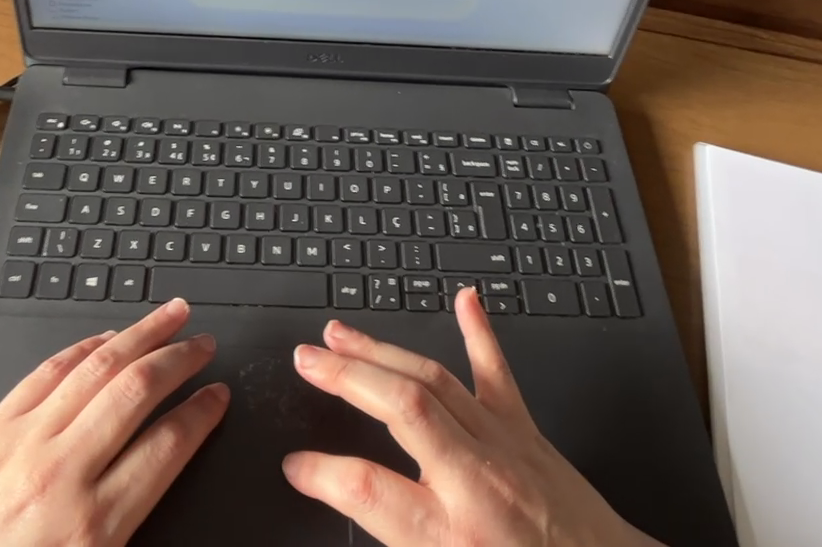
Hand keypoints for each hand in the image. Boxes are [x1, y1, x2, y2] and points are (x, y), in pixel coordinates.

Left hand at [0, 298, 227, 546]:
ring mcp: (22, 443)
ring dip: (141, 334)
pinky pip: (46, 372)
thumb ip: (128, 524)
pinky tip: (106, 338)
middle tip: (205, 343)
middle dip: (180, 359)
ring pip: (97, 367)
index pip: (168, 446)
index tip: (218, 395)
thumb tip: (163, 476)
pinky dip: (82, 348)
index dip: (201, 413)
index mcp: (93, 528)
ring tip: (170, 315)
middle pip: (137, 391)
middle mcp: (61, 474)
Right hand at [283, 288, 665, 546]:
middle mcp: (479, 481)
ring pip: (435, 380)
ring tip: (341, 333)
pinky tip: (466, 300)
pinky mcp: (526, 430)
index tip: (295, 462)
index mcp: (455, 535)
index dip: (323, 472)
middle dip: (346, 376)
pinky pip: (499, 373)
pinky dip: (479, 332)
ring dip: (382, 350)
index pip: (372, 491)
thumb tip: (347, 495)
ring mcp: (505, 445)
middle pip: (403, 408)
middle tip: (305, 358)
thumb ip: (400, 534)